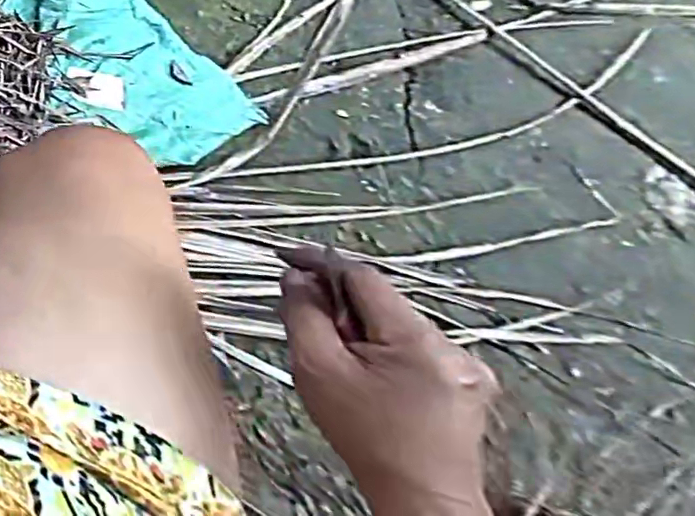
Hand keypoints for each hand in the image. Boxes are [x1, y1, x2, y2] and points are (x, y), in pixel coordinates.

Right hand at [278, 246, 498, 515]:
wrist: (420, 498)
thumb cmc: (365, 434)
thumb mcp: (316, 366)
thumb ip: (302, 312)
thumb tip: (297, 276)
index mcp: (419, 342)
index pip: (362, 277)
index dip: (319, 263)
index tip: (285, 258)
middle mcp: (453, 349)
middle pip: (378, 300)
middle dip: (337, 305)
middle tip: (309, 325)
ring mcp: (464, 367)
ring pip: (390, 320)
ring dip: (356, 325)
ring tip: (337, 356)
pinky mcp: (463, 381)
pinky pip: (407, 341)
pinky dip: (377, 343)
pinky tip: (363, 368)